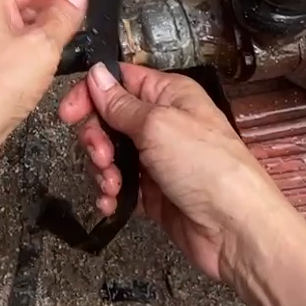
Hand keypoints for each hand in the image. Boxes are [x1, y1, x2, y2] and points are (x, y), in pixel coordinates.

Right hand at [57, 63, 296, 285]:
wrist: (236, 232)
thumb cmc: (205, 166)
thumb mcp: (157, 125)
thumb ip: (120, 103)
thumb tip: (96, 73)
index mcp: (167, 94)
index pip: (118, 80)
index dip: (90, 93)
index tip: (68, 113)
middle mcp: (160, 121)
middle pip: (108, 118)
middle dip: (96, 137)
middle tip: (101, 156)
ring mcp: (155, 158)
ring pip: (109, 152)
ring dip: (102, 168)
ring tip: (113, 185)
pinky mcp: (152, 191)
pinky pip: (118, 184)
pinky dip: (109, 192)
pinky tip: (111, 203)